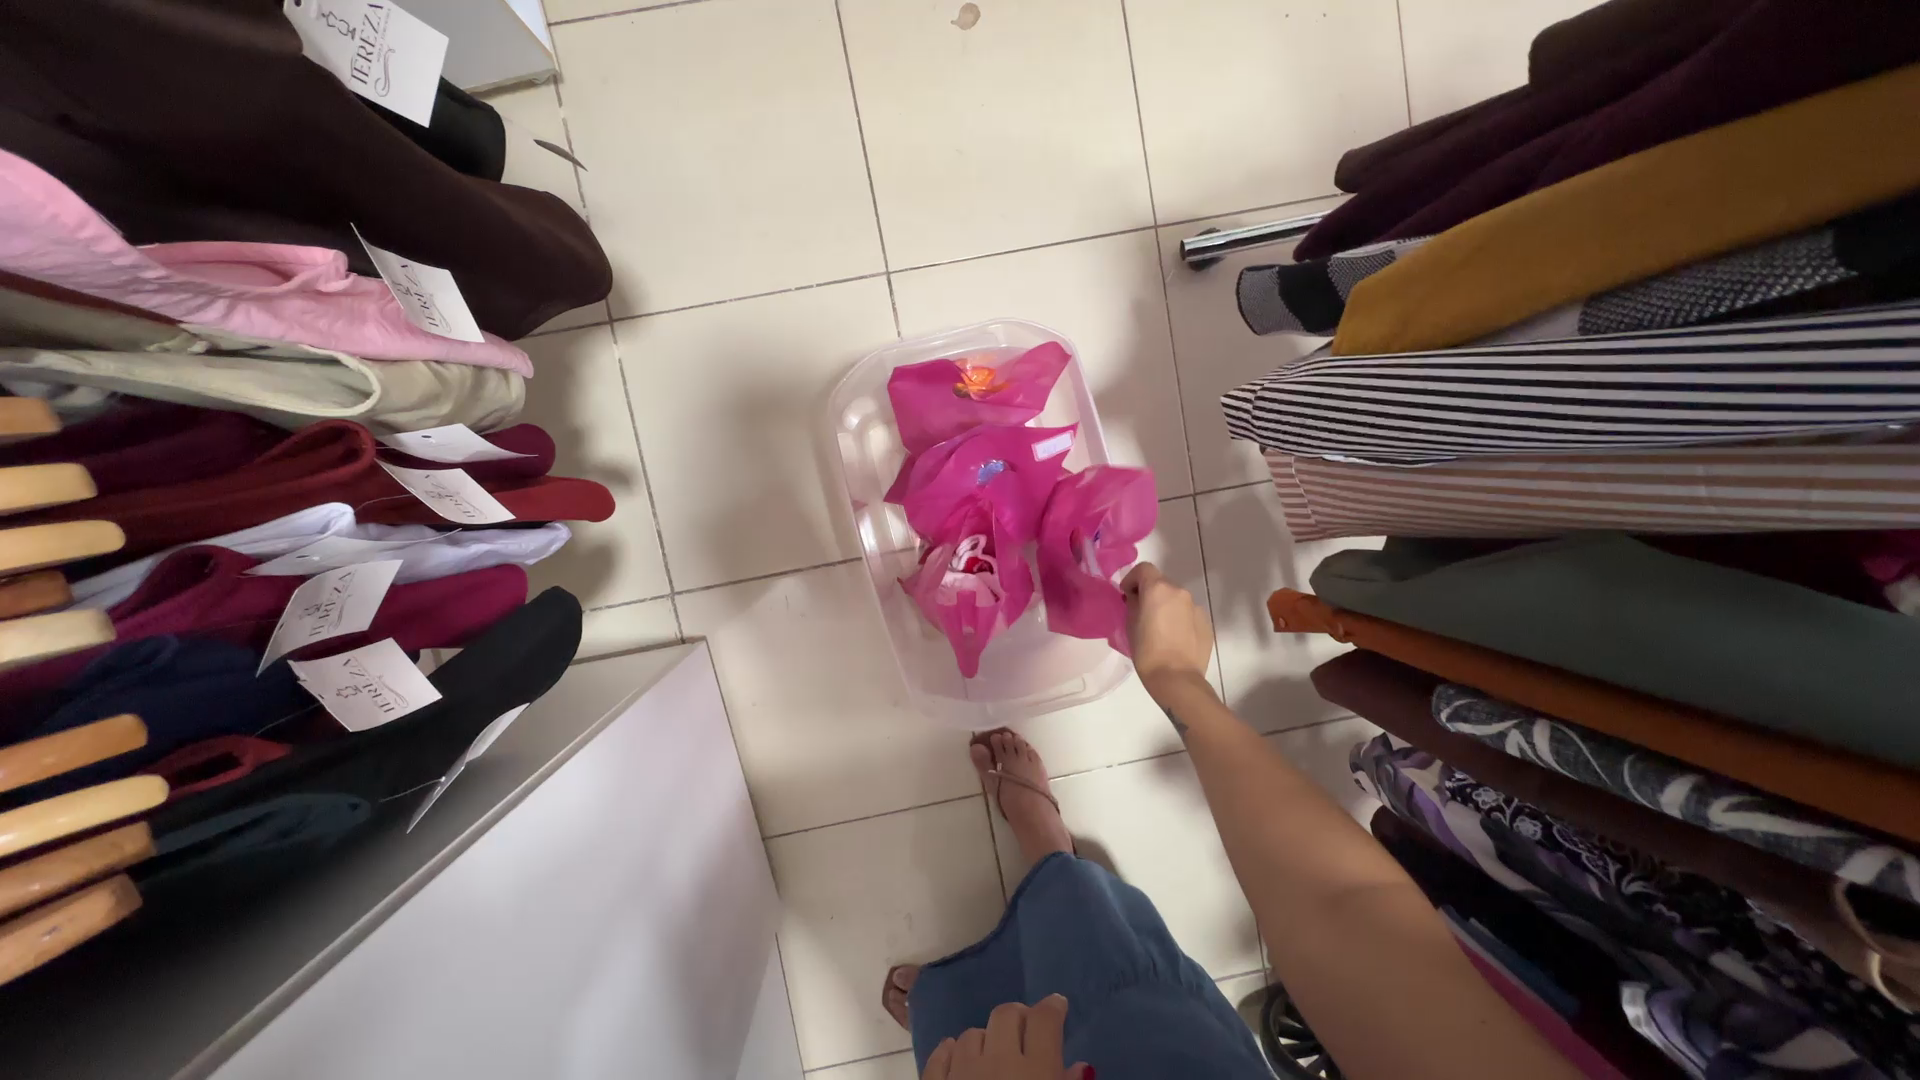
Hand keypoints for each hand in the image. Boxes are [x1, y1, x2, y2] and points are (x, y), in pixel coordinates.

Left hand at [921, 995, 1089, 1079]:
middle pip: (1007, 1014)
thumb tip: (1081, 1068)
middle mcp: (997, 1060)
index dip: (1053, 1007)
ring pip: (973, 1033)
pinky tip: (960, 1059)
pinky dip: (953, 1052)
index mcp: (1035, 1071)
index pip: (1045, 1020)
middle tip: (1028, 1029)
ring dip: (986, 1038)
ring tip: (994, 1055)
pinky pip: (942, 1053)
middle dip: (1021, 1017)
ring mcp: (960, 1071)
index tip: (1058, 1006)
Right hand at [1121, 562, 1214, 702]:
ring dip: (1166, 606)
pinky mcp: (1206, 622)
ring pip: (1176, 599)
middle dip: (1150, 593)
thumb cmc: (1147, 651)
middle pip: (1161, 583)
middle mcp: (1179, 592)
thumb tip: (1137, 598)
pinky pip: (1188, 614)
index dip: (1132, 579)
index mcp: (1158, 589)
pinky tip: (1174, 639)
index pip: (1144, 569)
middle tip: (1142, 613)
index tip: (1127, 596)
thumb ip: (1133, 603)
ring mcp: (1196, 607)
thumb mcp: (1130, 624)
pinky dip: (1179, 619)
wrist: (1176, 678)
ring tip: (1159, 628)